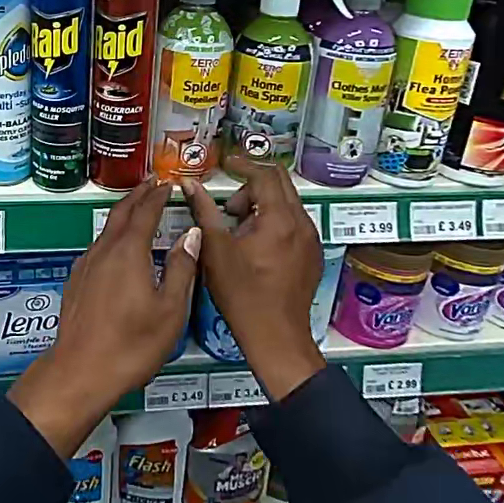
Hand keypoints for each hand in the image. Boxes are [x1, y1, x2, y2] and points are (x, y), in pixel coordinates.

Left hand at [8, 178, 199, 456]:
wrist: (79, 373)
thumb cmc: (131, 344)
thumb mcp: (170, 310)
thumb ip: (182, 268)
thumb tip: (192, 236)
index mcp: (129, 251)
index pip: (145, 211)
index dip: (158, 195)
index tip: (168, 183)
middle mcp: (104, 250)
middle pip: (121, 212)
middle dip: (138, 195)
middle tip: (152, 183)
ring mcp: (86, 264)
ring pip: (107, 228)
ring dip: (124, 213)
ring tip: (138, 210)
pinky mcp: (76, 280)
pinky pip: (98, 246)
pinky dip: (112, 235)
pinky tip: (118, 248)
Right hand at [181, 156, 327, 400]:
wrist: (276, 338)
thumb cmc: (243, 296)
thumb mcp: (216, 251)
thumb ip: (204, 212)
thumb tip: (191, 185)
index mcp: (280, 218)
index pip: (264, 175)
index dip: (243, 165)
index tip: (226, 164)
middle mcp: (302, 223)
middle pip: (281, 184)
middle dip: (253, 184)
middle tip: (229, 203)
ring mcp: (311, 240)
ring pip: (288, 203)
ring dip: (263, 203)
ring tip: (239, 226)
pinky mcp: (312, 255)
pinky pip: (295, 223)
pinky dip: (275, 220)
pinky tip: (256, 243)